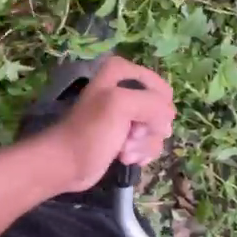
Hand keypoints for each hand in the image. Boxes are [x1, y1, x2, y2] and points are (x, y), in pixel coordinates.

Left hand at [36, 56, 176, 192]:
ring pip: (157, 130)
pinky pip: (150, 143)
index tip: (140, 121)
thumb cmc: (91, 131)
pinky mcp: (126, 136)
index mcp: (122, 72)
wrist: (67, 164)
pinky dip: (141, 153)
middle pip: (161, 111)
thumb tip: (168, 121)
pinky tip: (125, 158)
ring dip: (143, 145)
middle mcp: (125, 89)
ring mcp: (126, 114)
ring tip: (123, 151)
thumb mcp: (121, 105)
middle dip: (149, 129)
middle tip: (129, 136)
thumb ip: (153, 104)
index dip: (157, 109)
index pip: (161, 89)